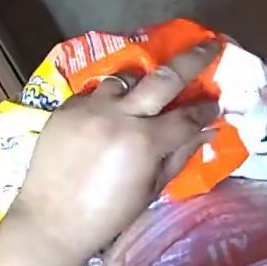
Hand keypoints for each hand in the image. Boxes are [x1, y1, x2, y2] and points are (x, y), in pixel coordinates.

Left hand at [5, 42, 219, 259]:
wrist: (50, 220)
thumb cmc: (107, 214)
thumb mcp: (151, 190)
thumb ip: (179, 155)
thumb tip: (206, 132)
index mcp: (143, 142)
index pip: (187, 117)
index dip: (207, 110)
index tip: (216, 103)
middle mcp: (118, 115)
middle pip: (164, 77)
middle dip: (193, 59)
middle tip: (211, 45)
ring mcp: (89, 106)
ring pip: (124, 78)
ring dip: (141, 81)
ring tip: (145, 89)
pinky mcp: (67, 106)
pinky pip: (95, 92)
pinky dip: (108, 99)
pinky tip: (109, 112)